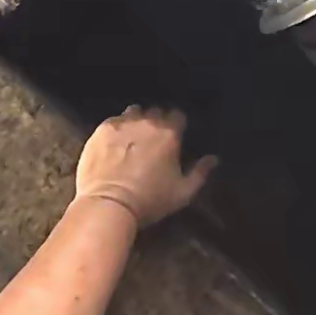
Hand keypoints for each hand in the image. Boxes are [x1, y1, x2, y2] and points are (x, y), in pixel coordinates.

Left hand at [74, 106, 215, 227]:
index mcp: (169, 134)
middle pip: (156, 111)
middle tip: (154, 139)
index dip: (177, 124)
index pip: (178, 115)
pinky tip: (114, 142)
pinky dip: (117, 128)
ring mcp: (122, 123)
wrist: (109, 203)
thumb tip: (213, 158)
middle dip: (157, 121)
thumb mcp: (182, 193)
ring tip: (133, 136)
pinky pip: (114, 120)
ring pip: (134, 112)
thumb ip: (200, 173)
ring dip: (136, 120)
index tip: (175, 135)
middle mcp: (147, 122)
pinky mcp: (102, 128)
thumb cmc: (150, 200)